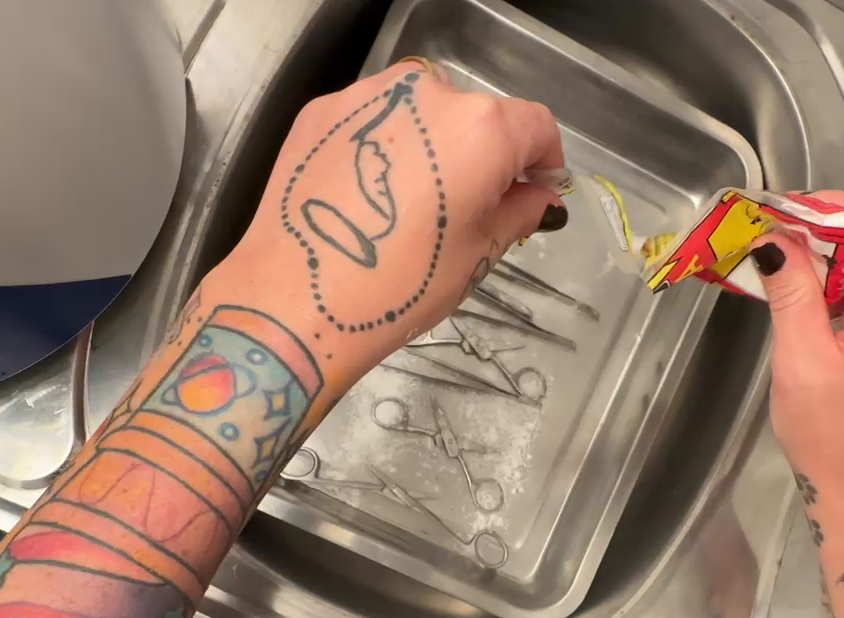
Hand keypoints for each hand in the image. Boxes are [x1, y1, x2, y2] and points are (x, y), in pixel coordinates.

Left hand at [217, 60, 565, 388]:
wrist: (299, 299)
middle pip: (477, 117)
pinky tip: (374, 202)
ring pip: (423, 114)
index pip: (535, 126)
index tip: (538, 187)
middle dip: (484, 158)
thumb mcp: (476, 256)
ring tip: (414, 209)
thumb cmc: (399, 287)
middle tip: (470, 212)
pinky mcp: (324, 111)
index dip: (544, 160)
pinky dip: (389, 150)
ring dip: (433, 149)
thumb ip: (517, 213)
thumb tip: (540, 196)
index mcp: (479, 129)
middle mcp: (427, 93)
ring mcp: (370, 96)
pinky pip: (376, 122)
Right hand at [752, 191, 843, 493]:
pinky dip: (843, 292)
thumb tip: (772, 240)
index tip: (789, 207)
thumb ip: (793, 294)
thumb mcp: (801, 361)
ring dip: (832, 266)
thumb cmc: (827, 434)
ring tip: (783, 264)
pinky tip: (808, 296)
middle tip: (775, 234)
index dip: (838, 213)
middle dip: (828, 240)